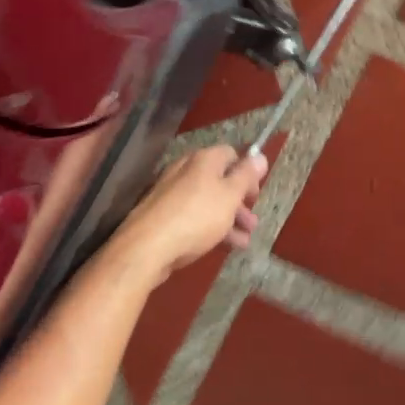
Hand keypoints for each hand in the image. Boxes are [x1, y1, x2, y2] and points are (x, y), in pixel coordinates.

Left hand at [108, 145, 267, 285]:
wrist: (144, 251)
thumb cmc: (196, 217)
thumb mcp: (231, 195)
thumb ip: (248, 175)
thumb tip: (260, 156)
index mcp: (204, 160)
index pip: (232, 154)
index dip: (247, 171)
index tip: (255, 193)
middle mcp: (185, 171)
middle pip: (219, 180)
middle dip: (239, 201)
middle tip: (252, 220)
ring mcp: (169, 195)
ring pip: (207, 202)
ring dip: (228, 219)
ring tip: (244, 240)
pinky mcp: (159, 218)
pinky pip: (192, 218)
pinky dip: (209, 228)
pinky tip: (223, 247)